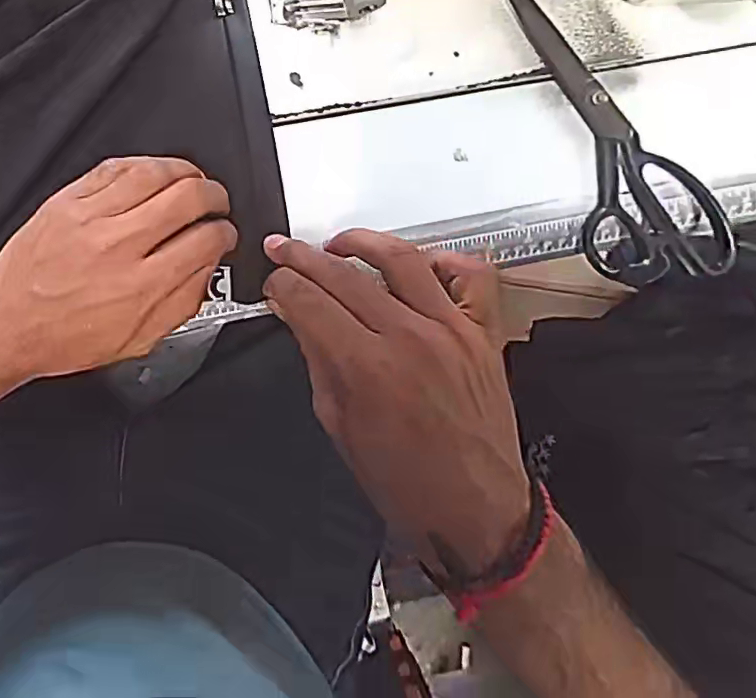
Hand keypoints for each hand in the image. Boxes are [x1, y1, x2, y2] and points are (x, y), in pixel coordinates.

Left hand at [0, 157, 236, 412]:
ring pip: (153, 173)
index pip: (204, 240)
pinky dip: (142, 164)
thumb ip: (182, 303)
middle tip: (216, 202)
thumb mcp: (136, 340)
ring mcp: (90, 217)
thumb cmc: (61, 336)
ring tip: (192, 179)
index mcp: (140, 286)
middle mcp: (117, 245)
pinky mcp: (67, 200)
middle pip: (187, 197)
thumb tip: (208, 269)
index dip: (225, 233)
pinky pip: (114, 167)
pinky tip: (151, 172)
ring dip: (184, 171)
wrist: (4, 323)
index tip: (223, 233)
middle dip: (215, 195)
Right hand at [263, 229, 529, 571]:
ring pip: (401, 257)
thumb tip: (296, 314)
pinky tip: (417, 262)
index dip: (280, 284)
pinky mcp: (483, 335)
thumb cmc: (408, 482)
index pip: (308, 300)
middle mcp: (411, 341)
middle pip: (342, 273)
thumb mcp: (338, 422)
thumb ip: (316, 357)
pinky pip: (470, 274)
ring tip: (337, 244)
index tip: (273, 282)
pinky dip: (443, 259)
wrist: (476, 513)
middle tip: (283, 250)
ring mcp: (452, 332)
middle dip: (301, 256)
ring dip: (361, 241)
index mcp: (368, 369)